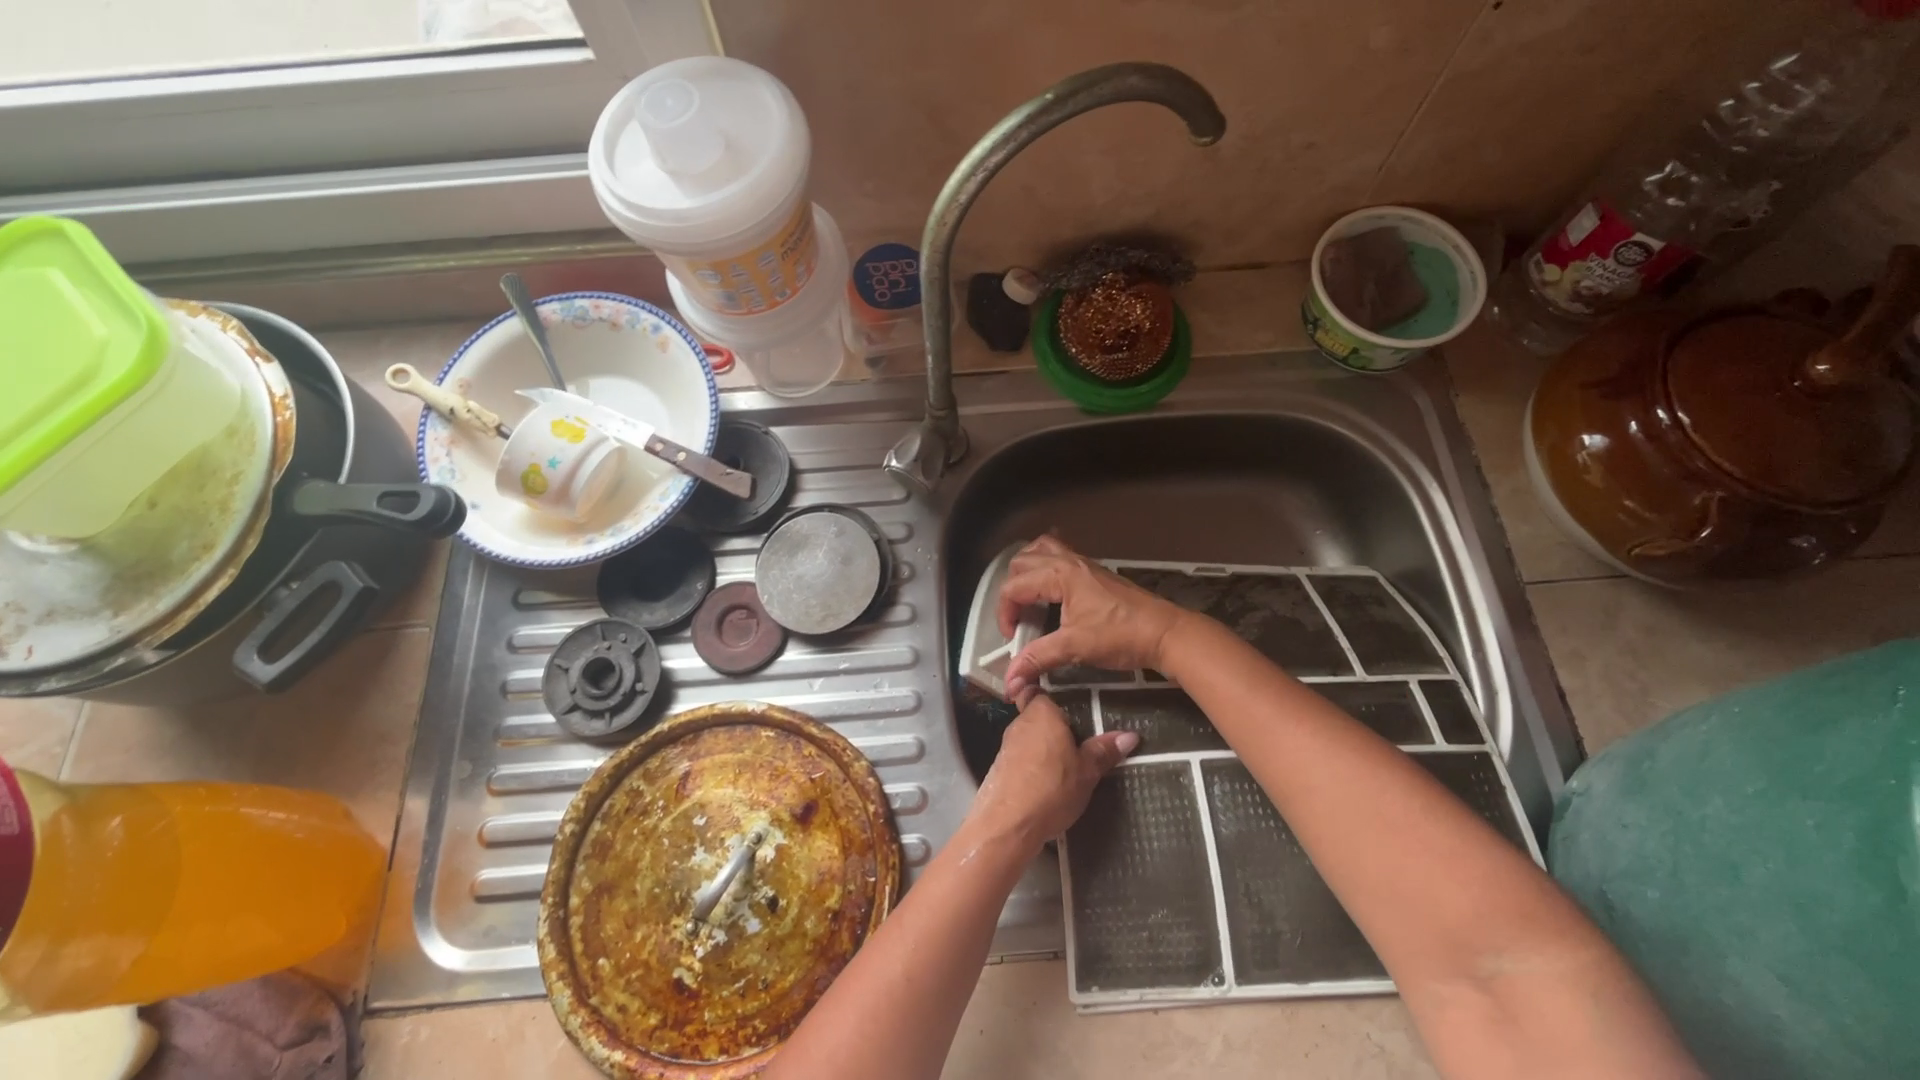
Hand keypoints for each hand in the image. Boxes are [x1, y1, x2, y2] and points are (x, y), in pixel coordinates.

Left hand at [968, 695, 1137, 849]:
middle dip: (1059, 727)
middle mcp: (1020, 724)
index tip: (1079, 708)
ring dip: (1048, 748)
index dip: (1058, 698)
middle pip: (1040, 716)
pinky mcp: (1000, 769)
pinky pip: (1023, 758)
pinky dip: (1036, 765)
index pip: (1044, 692)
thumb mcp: (1086, 772)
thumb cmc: (1050, 789)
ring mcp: (1007, 747)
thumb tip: (1130, 735)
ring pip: (1032, 738)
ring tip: (1072, 762)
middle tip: (1085, 739)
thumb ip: (1104, 751)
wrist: (1006, 826)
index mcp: (1041, 713)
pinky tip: (1051, 781)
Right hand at [996, 535, 1190, 703]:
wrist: (1165, 633)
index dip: (1005, 614)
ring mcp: (1084, 564)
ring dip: (1027, 570)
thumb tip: (1010, 681)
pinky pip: (1061, 555)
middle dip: (1012, 590)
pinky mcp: (1095, 573)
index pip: (1014, 587)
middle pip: (1022, 562)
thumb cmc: (1121, 636)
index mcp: (1060, 574)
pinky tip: (1050, 587)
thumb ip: (1037, 659)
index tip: (1012, 639)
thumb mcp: (1074, 648)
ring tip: (1028, 597)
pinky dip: (1047, 565)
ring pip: (1042, 550)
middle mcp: (1069, 561)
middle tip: (1019, 618)